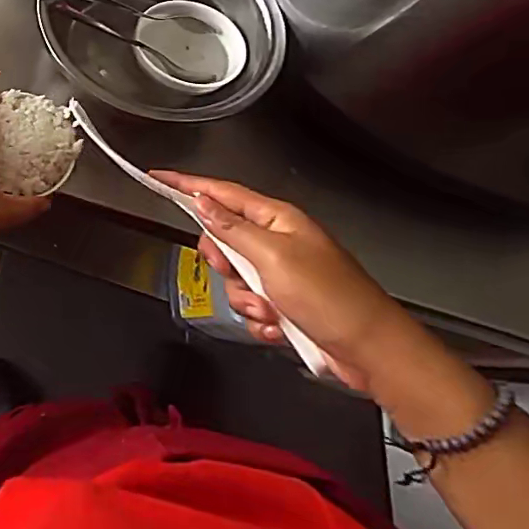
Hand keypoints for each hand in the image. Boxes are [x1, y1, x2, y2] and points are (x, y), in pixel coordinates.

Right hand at [152, 171, 411, 389]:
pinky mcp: (282, 302)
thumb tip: (202, 202)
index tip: (159, 177)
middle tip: (239, 274)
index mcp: (276, 218)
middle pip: (222, 240)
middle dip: (225, 264)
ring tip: (273, 309)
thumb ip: (231, 229)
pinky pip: (248, 306)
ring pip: (233, 279)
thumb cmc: (332, 298)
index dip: (187, 185)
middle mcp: (276, 241)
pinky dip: (260, 319)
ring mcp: (279, 273)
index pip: (221, 193)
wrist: (370, 350)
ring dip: (246, 299)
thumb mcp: (272, 258)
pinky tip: (282, 325)